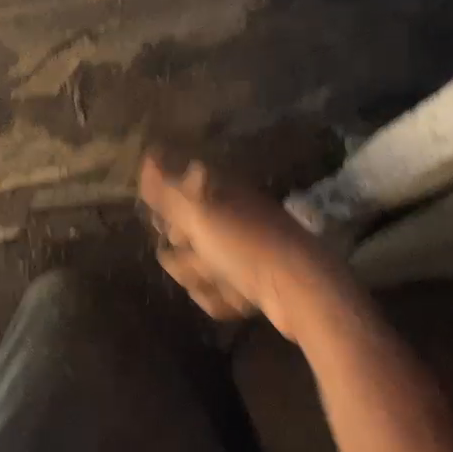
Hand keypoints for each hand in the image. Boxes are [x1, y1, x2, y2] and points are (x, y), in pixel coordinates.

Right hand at [139, 154, 355, 341]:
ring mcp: (243, 255)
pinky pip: (218, 292)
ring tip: (221, 281)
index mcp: (220, 195)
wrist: (303, 294)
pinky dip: (222, 299)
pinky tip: (235, 299)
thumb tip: (148, 152)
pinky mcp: (252, 286)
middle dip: (184, 252)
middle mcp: (230, 220)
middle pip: (183, 236)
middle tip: (197, 256)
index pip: (176, 197)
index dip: (167, 215)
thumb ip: (167, 188)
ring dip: (202, 278)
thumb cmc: (246, 245)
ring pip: (198, 267)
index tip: (169, 228)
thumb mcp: (198, 210)